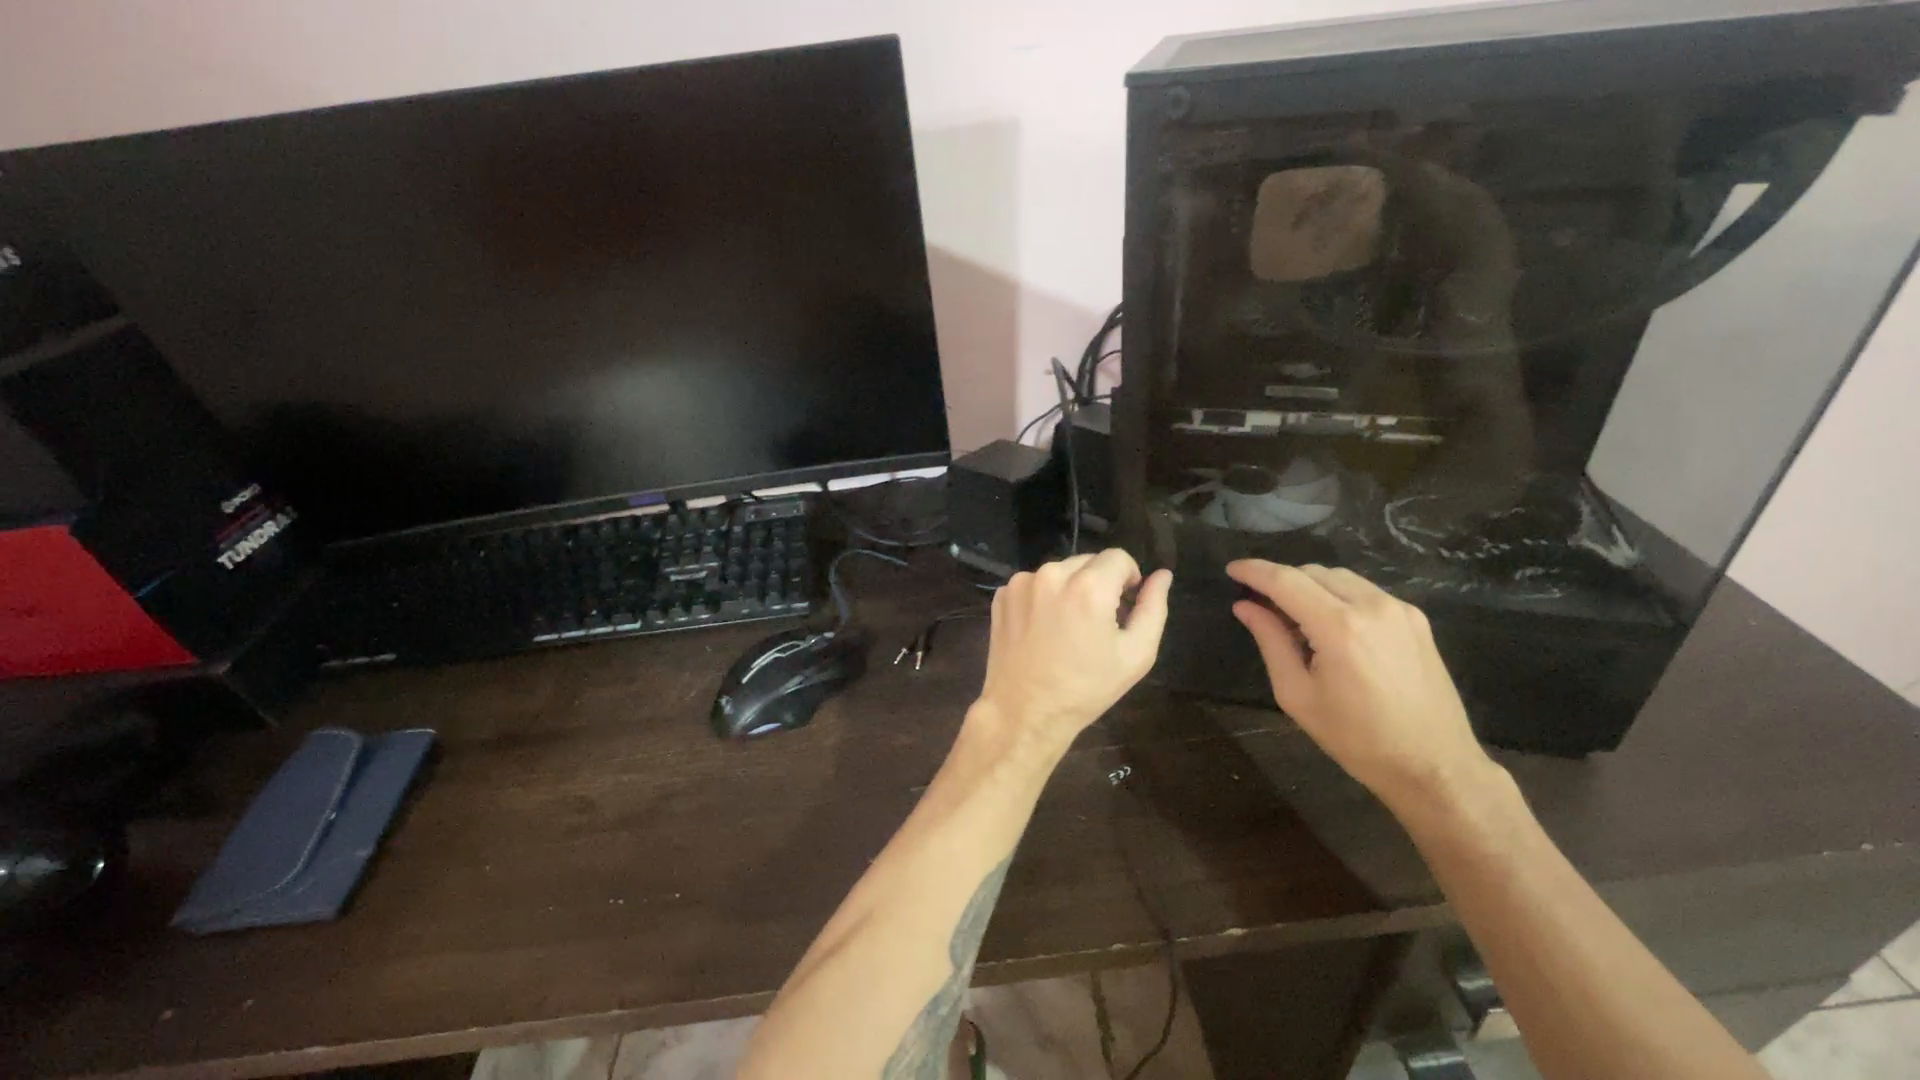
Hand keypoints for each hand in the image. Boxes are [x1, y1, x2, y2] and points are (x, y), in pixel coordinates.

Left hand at [975, 550, 1171, 749]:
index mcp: (1088, 587)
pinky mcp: (1002, 595)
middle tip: (1097, 623)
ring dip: (1070, 589)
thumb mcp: (1135, 655)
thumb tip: (1162, 575)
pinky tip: (1044, 630)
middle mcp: (1052, 575)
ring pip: (1060, 571)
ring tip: (1068, 628)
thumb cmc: (1086, 689)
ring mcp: (1022, 584)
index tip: (1124, 606)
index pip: (1119, 557)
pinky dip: (1044, 598)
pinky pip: (1034, 584)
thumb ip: (1153, 608)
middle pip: (1088, 562)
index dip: (1128, 579)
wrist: (1024, 712)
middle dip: (1099, 584)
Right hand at [1227, 560, 1494, 808]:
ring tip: (1295, 619)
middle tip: (1261, 606)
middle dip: (1282, 580)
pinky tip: (1332, 628)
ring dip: (1311, 586)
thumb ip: (1270, 642)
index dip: (1255, 571)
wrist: (1433, 764)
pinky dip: (1339, 597)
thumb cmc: (1357, 739)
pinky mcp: (1416, 619)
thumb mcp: (1298, 695)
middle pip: (1314, 572)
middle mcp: (1372, 606)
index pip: (1286, 580)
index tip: (1232, 570)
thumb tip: (1246, 607)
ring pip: (1341, 578)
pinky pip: (1366, 593)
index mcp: (1339, 627)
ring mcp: (1400, 609)